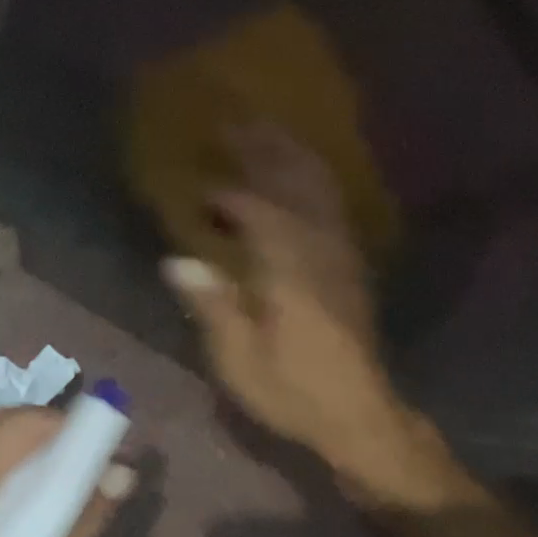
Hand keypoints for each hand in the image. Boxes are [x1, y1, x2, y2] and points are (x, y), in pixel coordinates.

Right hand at [161, 127, 423, 493]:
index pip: (258, 212)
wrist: (359, 413)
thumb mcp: (241, 362)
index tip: (201, 188)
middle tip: (236, 123)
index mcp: (290, 272)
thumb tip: (178, 262)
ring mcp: (341, 255)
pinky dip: (313, 182)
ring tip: (266, 133)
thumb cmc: (293, 393)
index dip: (229, 194)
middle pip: (295, 184)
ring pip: (319, 189)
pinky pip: (332, 208)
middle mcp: (321, 252)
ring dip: (291, 157)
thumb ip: (213, 308)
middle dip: (265, 151)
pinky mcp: (351, 267)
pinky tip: (299, 178)